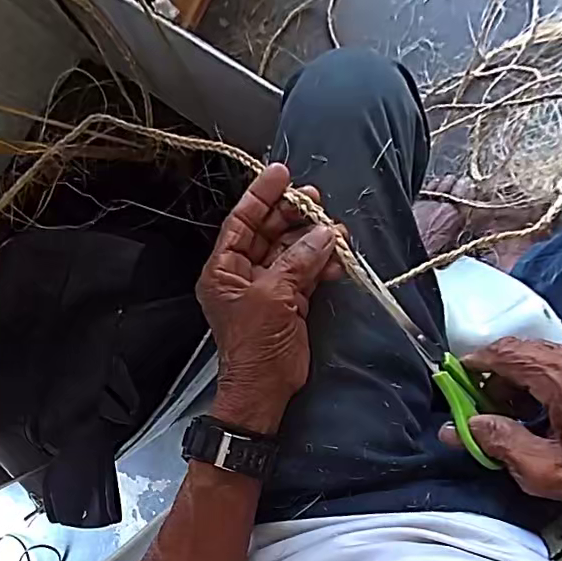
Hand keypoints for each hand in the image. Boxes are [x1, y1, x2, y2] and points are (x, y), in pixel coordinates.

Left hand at [197, 162, 341, 433]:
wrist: (265, 387)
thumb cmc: (256, 344)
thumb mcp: (274, 296)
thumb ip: (298, 261)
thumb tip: (324, 234)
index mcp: (224, 270)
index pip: (241, 223)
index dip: (260, 196)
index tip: (281, 173)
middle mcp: (243, 274)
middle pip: (268, 232)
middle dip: (292, 216)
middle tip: (316, 201)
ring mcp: (267, 287)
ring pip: (290, 251)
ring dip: (313, 240)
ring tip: (336, 232)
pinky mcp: (288, 301)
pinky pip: (305, 272)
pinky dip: (321, 264)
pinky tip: (337, 258)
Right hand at [446, 337, 561, 560]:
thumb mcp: (541, 471)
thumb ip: (496, 442)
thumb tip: (460, 427)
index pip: (510, 354)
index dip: (476, 362)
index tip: (456, 375)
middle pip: (523, 349)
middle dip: (494, 372)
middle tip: (478, 401)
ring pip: (542, 353)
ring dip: (516, 375)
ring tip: (508, 411)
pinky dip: (538, 377)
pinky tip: (535, 407)